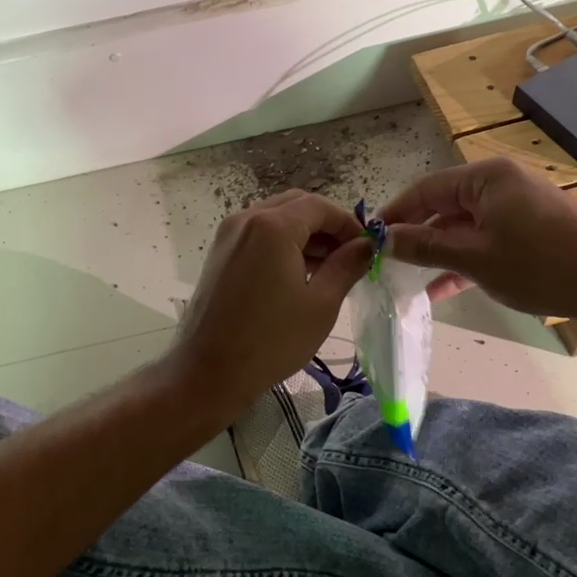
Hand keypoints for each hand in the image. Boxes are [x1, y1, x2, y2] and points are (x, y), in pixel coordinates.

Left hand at [170, 191, 374, 408]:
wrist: (209, 371)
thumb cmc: (271, 340)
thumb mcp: (321, 304)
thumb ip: (347, 266)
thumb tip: (367, 245)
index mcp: (272, 226)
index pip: (319, 206)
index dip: (348, 223)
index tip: (366, 248)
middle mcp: (246, 219)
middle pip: (296, 206)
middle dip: (326, 226)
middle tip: (348, 257)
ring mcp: (228, 235)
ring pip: (276, 219)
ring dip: (304, 235)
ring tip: (327, 270)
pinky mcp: (219, 253)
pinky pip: (258, 235)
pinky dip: (281, 244)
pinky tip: (297, 275)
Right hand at [379, 158, 576, 327]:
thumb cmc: (541, 265)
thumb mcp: (474, 257)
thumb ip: (425, 245)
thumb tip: (383, 239)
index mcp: (485, 177)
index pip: (425, 189)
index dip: (394, 214)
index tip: (368, 239)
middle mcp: (498, 185)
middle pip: (442, 207)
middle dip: (414, 235)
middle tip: (383, 263)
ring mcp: (515, 209)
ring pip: (462, 228)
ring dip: (436, 253)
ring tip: (404, 280)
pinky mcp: (528, 233)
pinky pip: (483, 241)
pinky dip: (462, 262)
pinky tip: (438, 291)